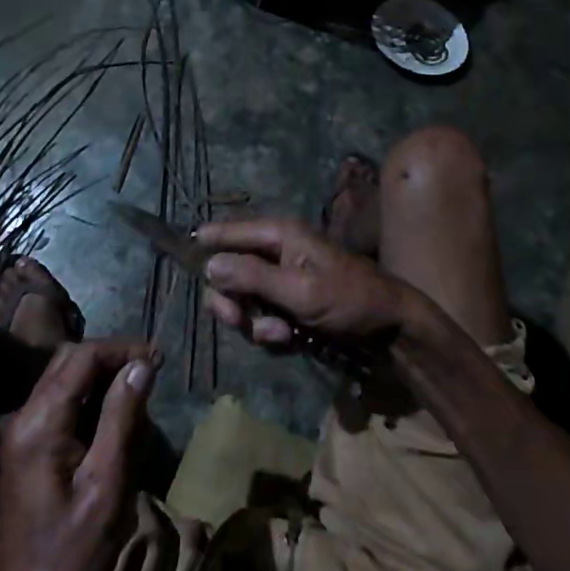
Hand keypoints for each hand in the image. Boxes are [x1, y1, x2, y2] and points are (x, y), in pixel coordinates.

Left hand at [0, 339, 158, 570]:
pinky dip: (89, 397)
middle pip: (68, 361)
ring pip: (63, 378)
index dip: (120, 349)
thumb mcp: (107, 484)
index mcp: (38, 423)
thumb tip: (141, 365)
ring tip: (139, 390)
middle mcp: (23, 417)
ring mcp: (21, 433)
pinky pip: (60, 403)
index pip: (80, 358)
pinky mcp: (28, 448)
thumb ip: (122, 418)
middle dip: (111, 357)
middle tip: (151, 369)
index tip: (157, 357)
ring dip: (101, 375)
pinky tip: (116, 416)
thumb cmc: (76, 549)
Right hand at [196, 218, 414, 348]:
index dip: (205, 242)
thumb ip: (252, 277)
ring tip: (280, 334)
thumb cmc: (348, 299)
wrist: (390, 329)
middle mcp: (276, 253)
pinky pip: (262, 317)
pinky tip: (291, 339)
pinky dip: (271, 331)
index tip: (179, 254)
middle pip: (230, 272)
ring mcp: (282, 280)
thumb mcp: (299, 290)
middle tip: (239, 319)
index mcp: (280, 236)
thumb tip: (208, 264)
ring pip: (243, 300)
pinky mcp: (288, 305)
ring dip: (255, 321)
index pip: (230, 231)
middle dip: (232, 300)